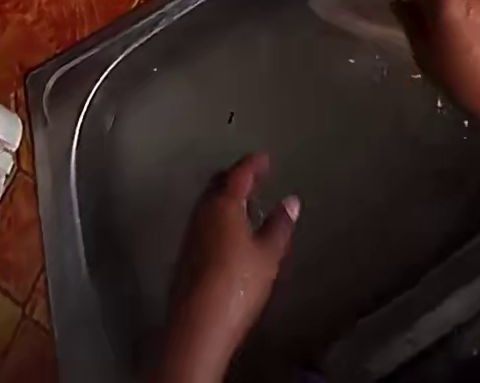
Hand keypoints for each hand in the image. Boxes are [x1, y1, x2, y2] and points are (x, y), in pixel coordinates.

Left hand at [152, 153, 298, 382]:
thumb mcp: (267, 255)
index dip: (253, 163)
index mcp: (223, 203)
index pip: (239, 173)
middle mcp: (204, 209)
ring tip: (246, 199)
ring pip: (210, 200)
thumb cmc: (237, 283)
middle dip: (238, 176)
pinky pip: (205, 217)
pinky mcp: (187, 248)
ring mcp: (192, 228)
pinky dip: (219, 212)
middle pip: (220, 183)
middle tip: (255, 175)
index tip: (265, 157)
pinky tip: (230, 227)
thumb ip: (280, 225)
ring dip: (227, 194)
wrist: (198, 322)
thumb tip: (291, 201)